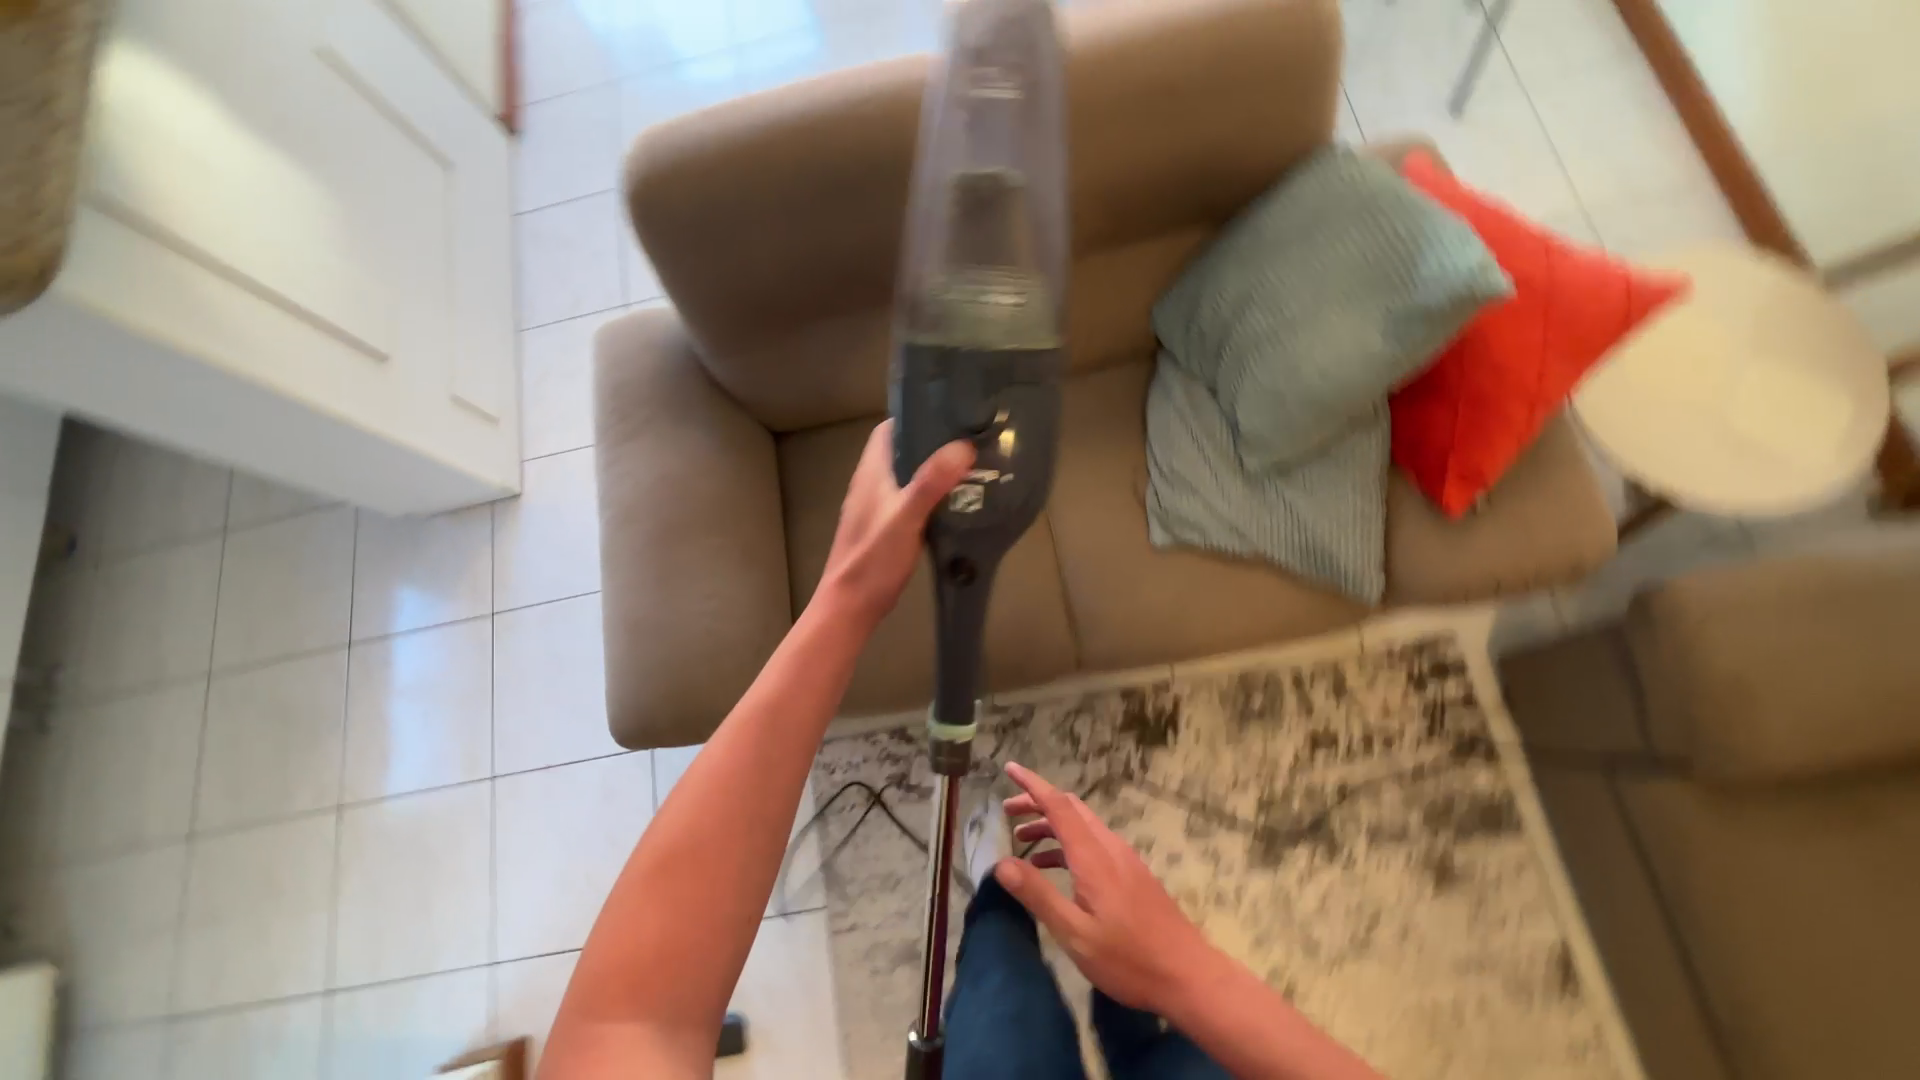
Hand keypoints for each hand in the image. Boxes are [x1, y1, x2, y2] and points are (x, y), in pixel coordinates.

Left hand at [816, 420, 974, 629]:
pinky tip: (953, 505)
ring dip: (933, 472)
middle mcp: (870, 485)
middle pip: (901, 453)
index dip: (915, 418)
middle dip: (932, 445)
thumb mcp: (905, 517)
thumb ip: (931, 482)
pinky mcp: (884, 530)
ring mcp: (876, 509)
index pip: (888, 430)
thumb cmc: (873, 559)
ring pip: (907, 478)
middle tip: (970, 442)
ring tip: (970, 469)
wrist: (850, 607)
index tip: (950, 416)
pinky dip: (930, 497)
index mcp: (871, 473)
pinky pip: (910, 502)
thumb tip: (963, 445)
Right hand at [993, 761, 1218, 1015]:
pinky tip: (1053, 867)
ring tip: (1021, 840)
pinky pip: (1093, 843)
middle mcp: (1109, 847)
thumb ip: (1038, 894)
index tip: (1010, 769)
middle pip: (1070, 808)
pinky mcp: (1131, 874)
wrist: (1187, 974)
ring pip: (1083, 825)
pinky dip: (1067, 843)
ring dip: (1052, 824)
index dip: (1032, 785)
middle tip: (1007, 811)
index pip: (1057, 805)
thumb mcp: (1074, 933)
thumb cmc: (1128, 957)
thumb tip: (1001, 863)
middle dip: (1037, 802)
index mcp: (1093, 855)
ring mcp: (1124, 859)